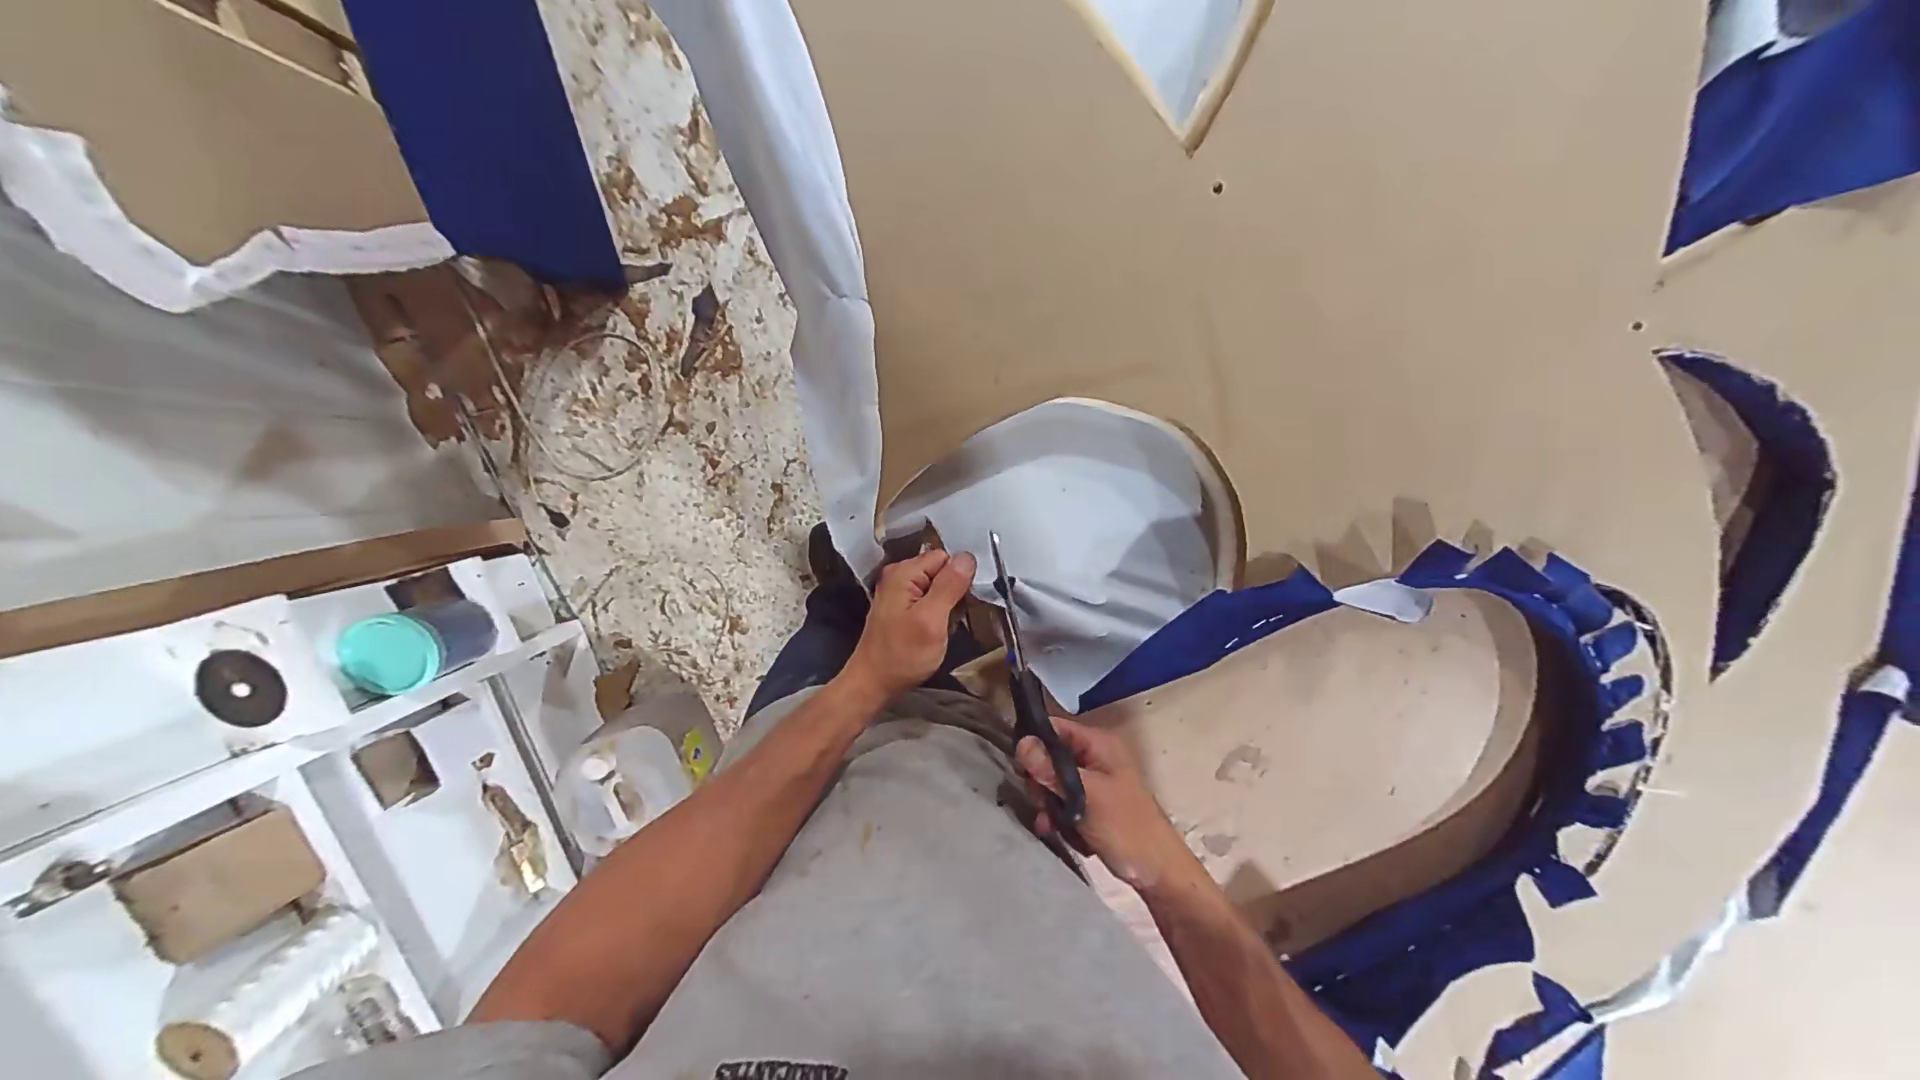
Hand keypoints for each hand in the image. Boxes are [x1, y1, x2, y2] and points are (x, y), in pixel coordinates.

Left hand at [841, 548, 976, 701]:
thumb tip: (967, 556)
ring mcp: (899, 593)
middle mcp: (899, 576)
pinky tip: (936, 630)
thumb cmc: (902, 655)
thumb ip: (949, 586)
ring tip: (944, 627)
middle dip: (954, 592)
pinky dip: (938, 613)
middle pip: (941, 570)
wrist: (873, 684)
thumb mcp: (931, 620)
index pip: (945, 557)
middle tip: (952, 619)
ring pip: (938, 587)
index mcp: (903, 572)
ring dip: (948, 605)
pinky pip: (929, 600)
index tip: (961, 603)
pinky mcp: (901, 608)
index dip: (958, 578)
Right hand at [1016, 717, 1194, 890]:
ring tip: (1049, 821)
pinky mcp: (1091, 803)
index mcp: (1099, 743)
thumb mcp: (1086, 795)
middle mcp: (1095, 756)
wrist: (1157, 871)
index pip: (1055, 728)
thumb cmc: (1126, 827)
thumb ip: (1052, 770)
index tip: (1021, 768)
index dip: (1034, 743)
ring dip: (1047, 801)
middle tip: (1041, 800)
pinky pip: (1062, 800)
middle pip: (1050, 756)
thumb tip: (1021, 742)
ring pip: (1053, 781)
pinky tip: (1053, 829)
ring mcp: (1093, 780)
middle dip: (1040, 780)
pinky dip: (1056, 814)